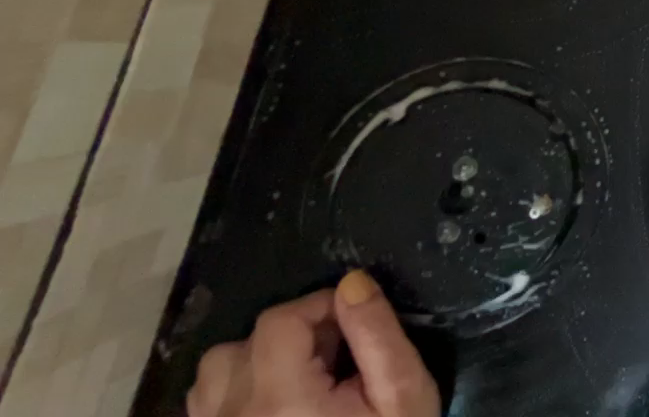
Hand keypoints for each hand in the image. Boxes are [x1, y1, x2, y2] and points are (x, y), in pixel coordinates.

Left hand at [187, 270, 439, 416]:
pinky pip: (206, 409)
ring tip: (305, 377)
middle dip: (290, 334)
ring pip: (212, 378)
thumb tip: (352, 283)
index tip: (358, 319)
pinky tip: (279, 406)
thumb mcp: (402, 392)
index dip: (321, 304)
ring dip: (255, 362)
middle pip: (236, 348)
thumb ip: (378, 334)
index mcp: (281, 401)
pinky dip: (239, 393)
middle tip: (337, 353)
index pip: (279, 321)